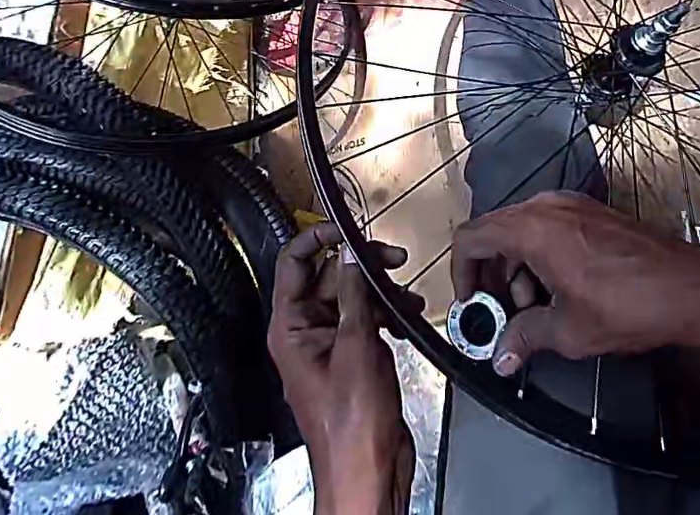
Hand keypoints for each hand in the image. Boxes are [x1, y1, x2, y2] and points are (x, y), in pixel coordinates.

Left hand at [267, 222, 414, 514]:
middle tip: (394, 258)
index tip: (347, 227)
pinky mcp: (352, 352)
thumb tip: (353, 250)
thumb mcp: (356, 344)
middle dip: (363, 265)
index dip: (317, 237)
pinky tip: (408, 316)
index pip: (294, 262)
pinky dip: (387, 311)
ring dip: (381, 289)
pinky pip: (367, 316)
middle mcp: (306, 328)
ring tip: (407, 297)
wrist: (370, 471)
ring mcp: (330, 340)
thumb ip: (355, 292)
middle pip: (330, 275)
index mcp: (291, 325)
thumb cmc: (353, 420)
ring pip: (353, 293)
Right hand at [452, 191, 699, 374]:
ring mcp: (569, 204)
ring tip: (536, 309)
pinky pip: (546, 226)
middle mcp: (545, 206)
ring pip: (520, 230)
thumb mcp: (568, 330)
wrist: (688, 286)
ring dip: (517, 268)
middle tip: (503, 314)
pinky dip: (539, 255)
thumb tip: (502, 355)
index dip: (462, 272)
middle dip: (493, 276)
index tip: (471, 302)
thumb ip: (525, 337)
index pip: (472, 237)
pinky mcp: (588, 210)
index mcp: (531, 228)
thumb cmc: (630, 303)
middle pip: (494, 233)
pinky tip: (558, 290)